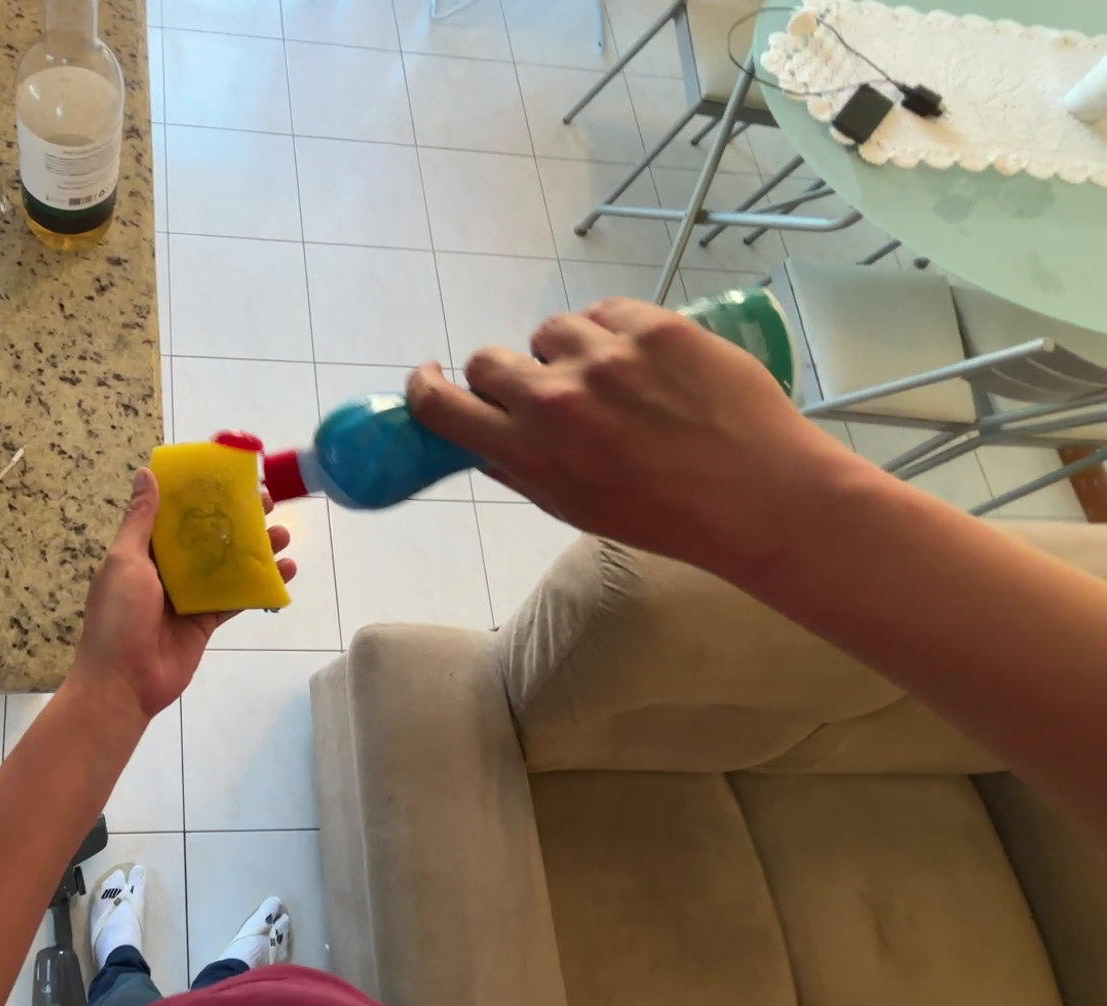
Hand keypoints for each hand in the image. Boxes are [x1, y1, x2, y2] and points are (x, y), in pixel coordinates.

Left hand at [67, 468, 296, 720]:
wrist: (123, 681)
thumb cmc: (119, 616)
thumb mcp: (125, 561)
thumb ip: (141, 520)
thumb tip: (145, 474)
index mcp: (143, 551)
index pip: (176, 515)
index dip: (201, 495)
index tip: (230, 478)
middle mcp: (166, 570)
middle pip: (206, 537)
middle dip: (236, 519)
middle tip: (268, 503)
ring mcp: (188, 596)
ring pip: (226, 565)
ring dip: (255, 549)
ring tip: (283, 533)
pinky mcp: (206, 620)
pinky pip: (236, 597)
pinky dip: (260, 584)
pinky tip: (286, 571)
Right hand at [406, 297, 858, 578]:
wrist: (759, 497)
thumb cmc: (654, 515)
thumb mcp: (565, 506)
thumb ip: (515, 467)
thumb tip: (482, 440)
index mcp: (524, 448)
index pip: (439, 403)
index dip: (424, 386)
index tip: (430, 378)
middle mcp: (551, 397)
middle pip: (487, 360)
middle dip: (503, 377)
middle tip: (538, 391)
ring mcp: (603, 356)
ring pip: (547, 331)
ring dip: (560, 352)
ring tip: (602, 375)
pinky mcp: (653, 327)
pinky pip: (603, 311)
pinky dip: (608, 330)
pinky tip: (635, 356)